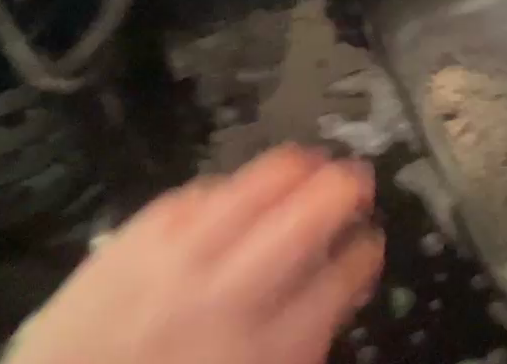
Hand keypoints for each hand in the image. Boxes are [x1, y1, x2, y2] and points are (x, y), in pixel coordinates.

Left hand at [3, 145, 383, 363]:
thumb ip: (296, 343)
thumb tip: (331, 289)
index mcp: (268, 352)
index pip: (341, 280)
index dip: (363, 254)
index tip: (369, 241)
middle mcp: (231, 297)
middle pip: (311, 215)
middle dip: (347, 189)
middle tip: (358, 183)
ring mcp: (180, 259)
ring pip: (261, 185)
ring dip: (299, 167)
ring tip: (313, 162)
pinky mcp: (136, 237)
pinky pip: (198, 193)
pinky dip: (228, 189)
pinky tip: (239, 191)